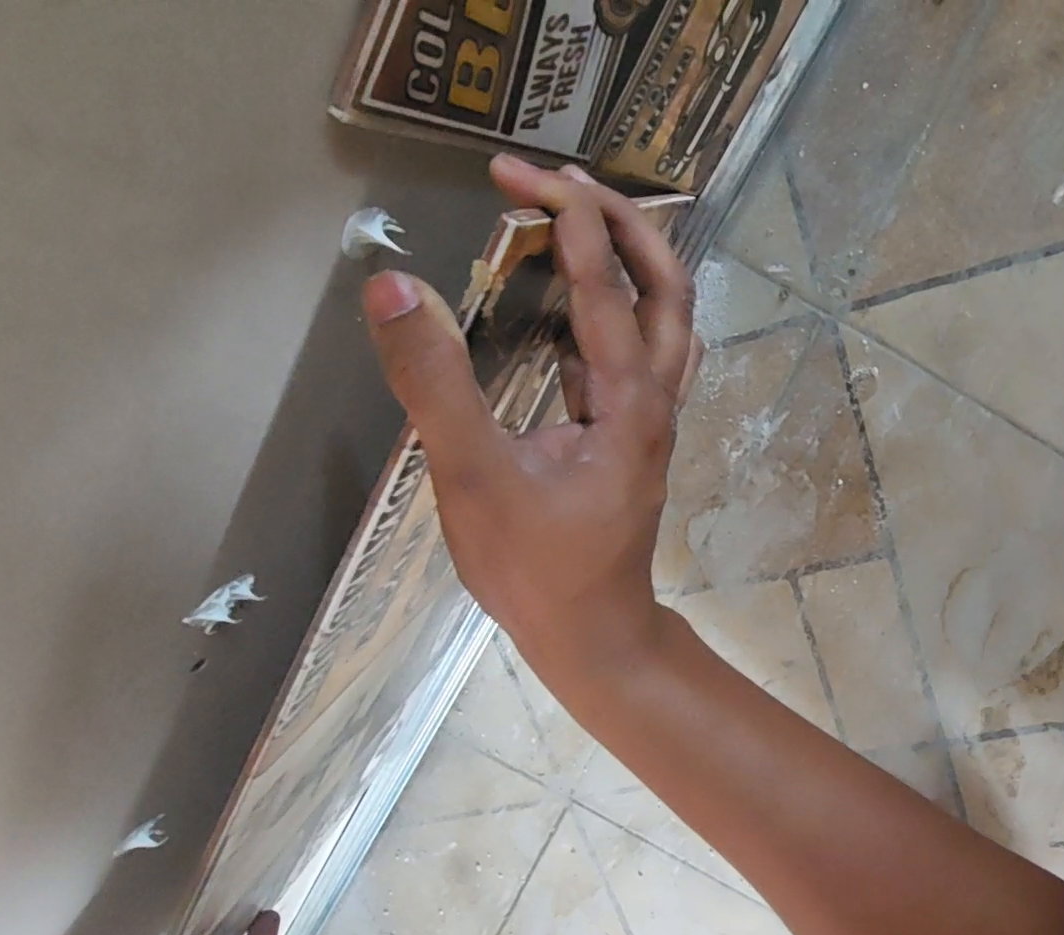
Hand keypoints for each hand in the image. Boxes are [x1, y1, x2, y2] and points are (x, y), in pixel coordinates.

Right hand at [361, 156, 698, 659]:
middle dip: (624, 225)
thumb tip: (394, 287)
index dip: (571, 222)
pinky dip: (614, 313)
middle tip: (560, 183)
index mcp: (629, 404)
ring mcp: (652, 418)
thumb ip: (435, 383)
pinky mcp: (633, 435)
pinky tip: (569, 305)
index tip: (522, 175)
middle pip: (668, 290)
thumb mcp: (475, 479)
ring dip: (630, 262)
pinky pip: (640, 355)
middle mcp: (656, 401)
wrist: (592, 631)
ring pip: (665, 321)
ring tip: (572, 222)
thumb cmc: (538, 569)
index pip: (609, 288)